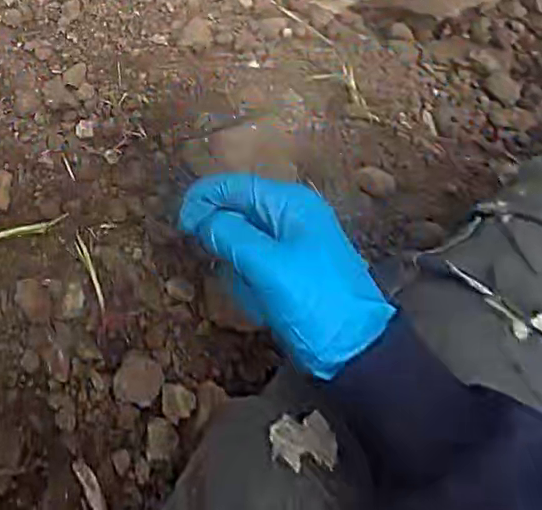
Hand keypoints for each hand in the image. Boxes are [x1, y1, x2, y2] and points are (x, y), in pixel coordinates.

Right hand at [178, 174, 394, 379]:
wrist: (359, 356)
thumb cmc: (314, 303)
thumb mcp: (267, 266)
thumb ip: (230, 234)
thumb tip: (201, 218)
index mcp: (290, 203)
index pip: (235, 185)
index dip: (203, 199)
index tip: (182, 225)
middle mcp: (292, 215)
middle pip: (238, 209)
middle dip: (221, 234)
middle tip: (210, 259)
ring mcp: (294, 243)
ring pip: (244, 238)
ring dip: (236, 262)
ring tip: (247, 289)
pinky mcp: (292, 270)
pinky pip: (256, 262)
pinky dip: (249, 278)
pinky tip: (258, 301)